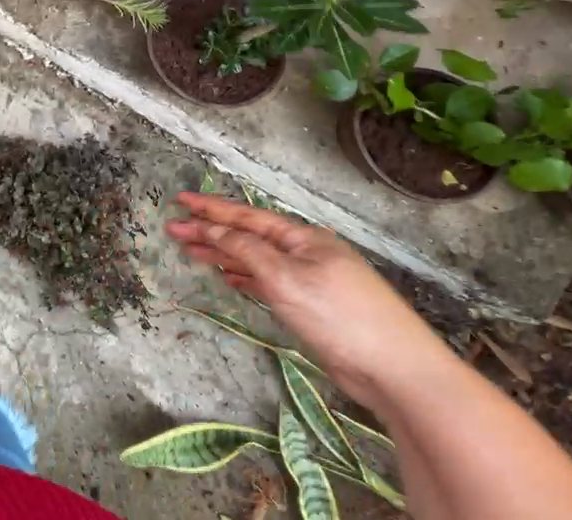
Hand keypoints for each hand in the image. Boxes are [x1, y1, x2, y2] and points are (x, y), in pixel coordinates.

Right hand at [165, 192, 449, 407]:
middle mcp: (307, 254)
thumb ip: (245, 250)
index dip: (211, 209)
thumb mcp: (285, 277)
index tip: (179, 200)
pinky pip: (268, 281)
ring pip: (256, 259)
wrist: (397, 371)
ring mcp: (312, 280)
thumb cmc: (339, 316)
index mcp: (304, 239)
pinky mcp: (313, 306)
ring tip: (190, 251)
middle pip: (250, 236)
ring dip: (223, 254)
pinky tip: (228, 277)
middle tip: (174, 229)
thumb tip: (213, 230)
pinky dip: (244, 276)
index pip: (247, 217)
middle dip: (211, 231)